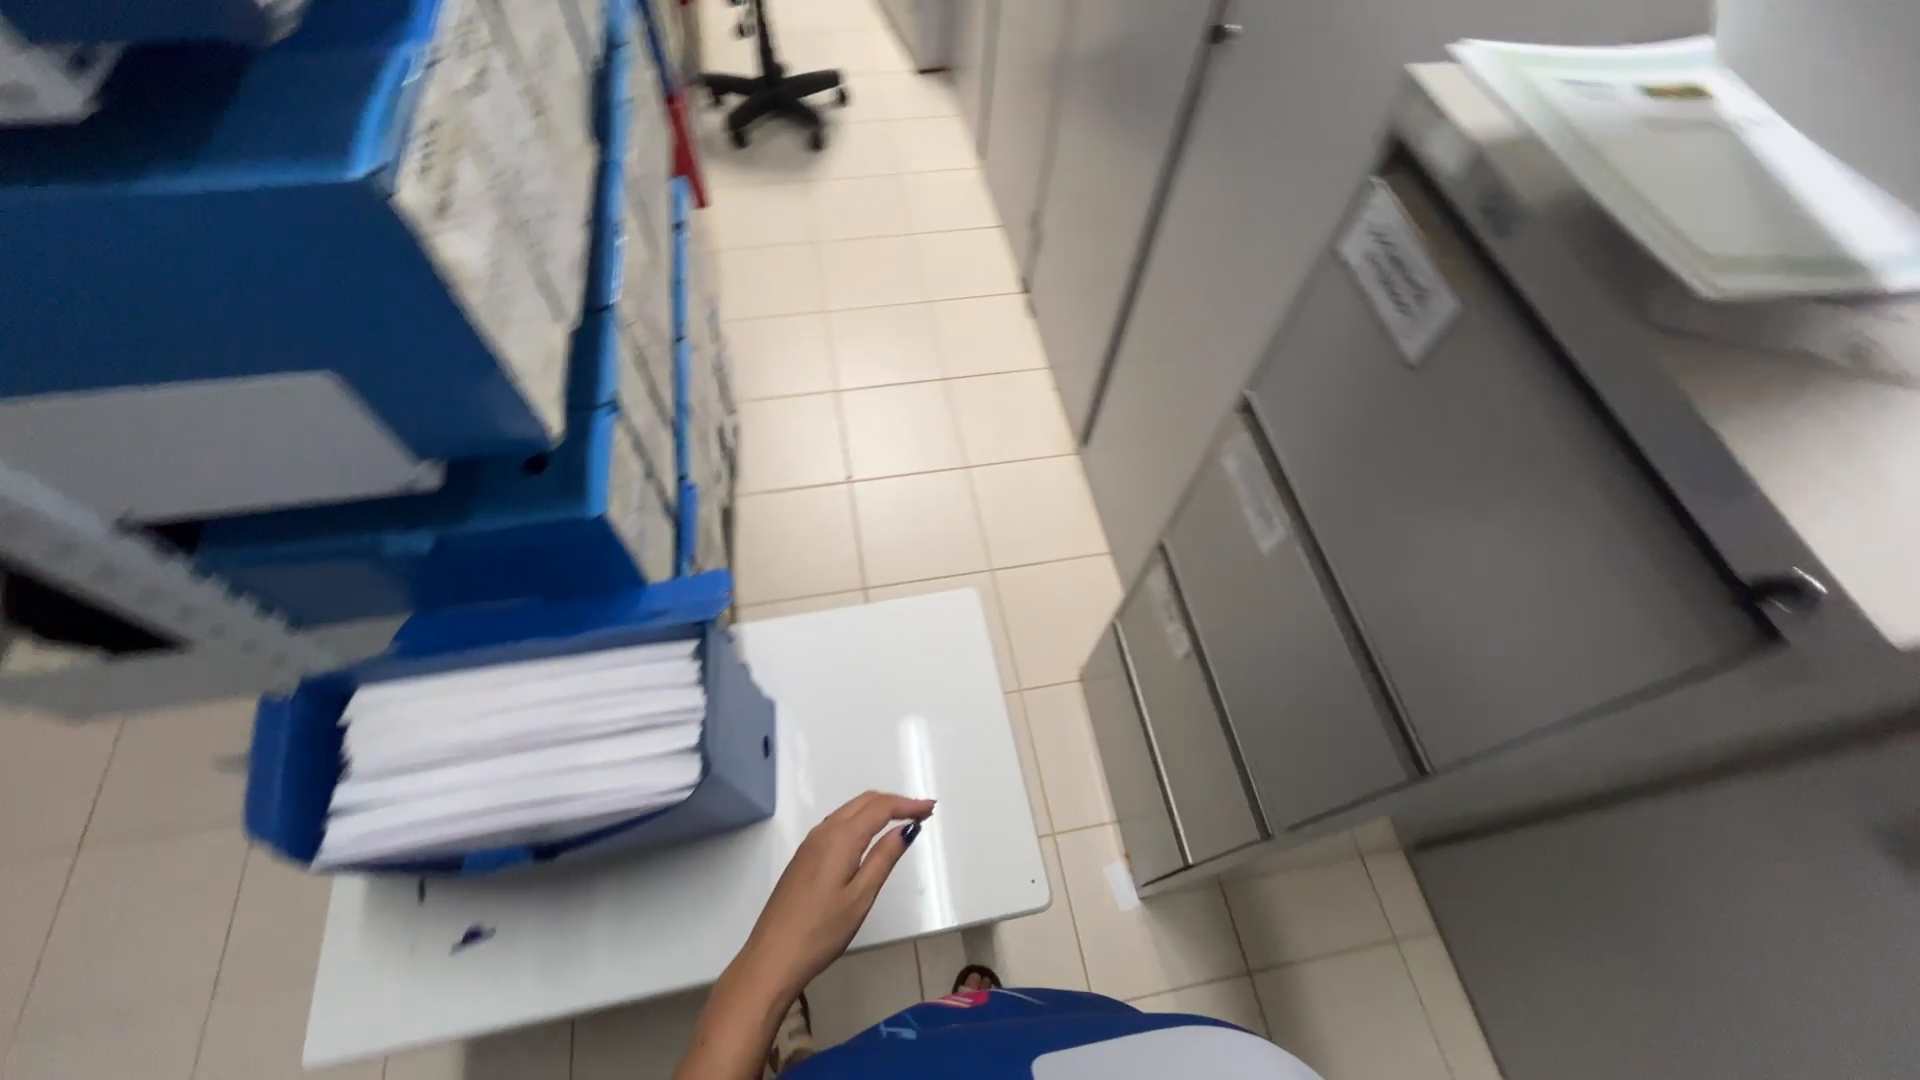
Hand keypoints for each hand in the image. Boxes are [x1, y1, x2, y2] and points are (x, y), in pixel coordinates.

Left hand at [735, 791, 935, 998]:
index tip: (930, 809)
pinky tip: (869, 836)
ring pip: (849, 811)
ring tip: (902, 820)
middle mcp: (823, 832)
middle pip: (864, 802)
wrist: (772, 957)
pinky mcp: (804, 857)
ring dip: (877, 809)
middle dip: (894, 802)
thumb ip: (883, 858)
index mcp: (840, 838)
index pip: (880, 808)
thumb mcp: (861, 897)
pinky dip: (860, 820)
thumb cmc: (821, 931)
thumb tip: (905, 829)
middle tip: (921, 812)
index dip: (907, 804)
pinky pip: (837, 824)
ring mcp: (810, 844)